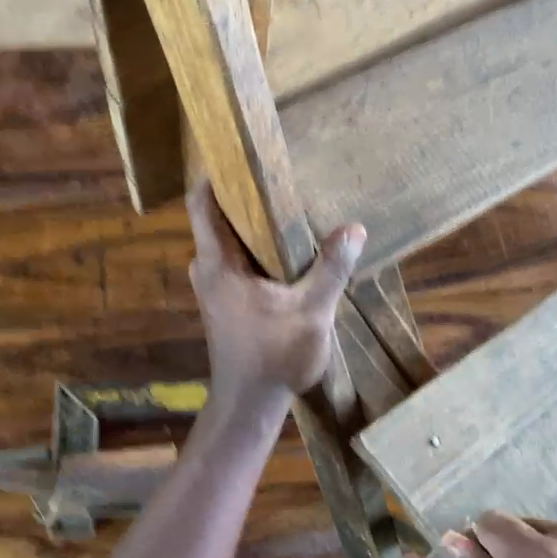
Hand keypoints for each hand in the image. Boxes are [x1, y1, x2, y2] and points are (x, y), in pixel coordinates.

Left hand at [186, 183, 363, 404]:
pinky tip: (288, 248)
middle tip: (282, 174)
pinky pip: (237, 260)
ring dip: (255, 224)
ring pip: (230, 240)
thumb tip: (354, 228)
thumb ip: (331, 269)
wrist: (250, 405)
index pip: (202, 202)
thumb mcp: (311, 313)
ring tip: (290, 205)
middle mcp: (208, 269)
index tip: (244, 152)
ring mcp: (214, 286)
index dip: (217, 173)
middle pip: (219, 216)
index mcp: (218, 263)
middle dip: (247, 195)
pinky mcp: (226, 301)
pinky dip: (257, 248)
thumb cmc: (274, 358)